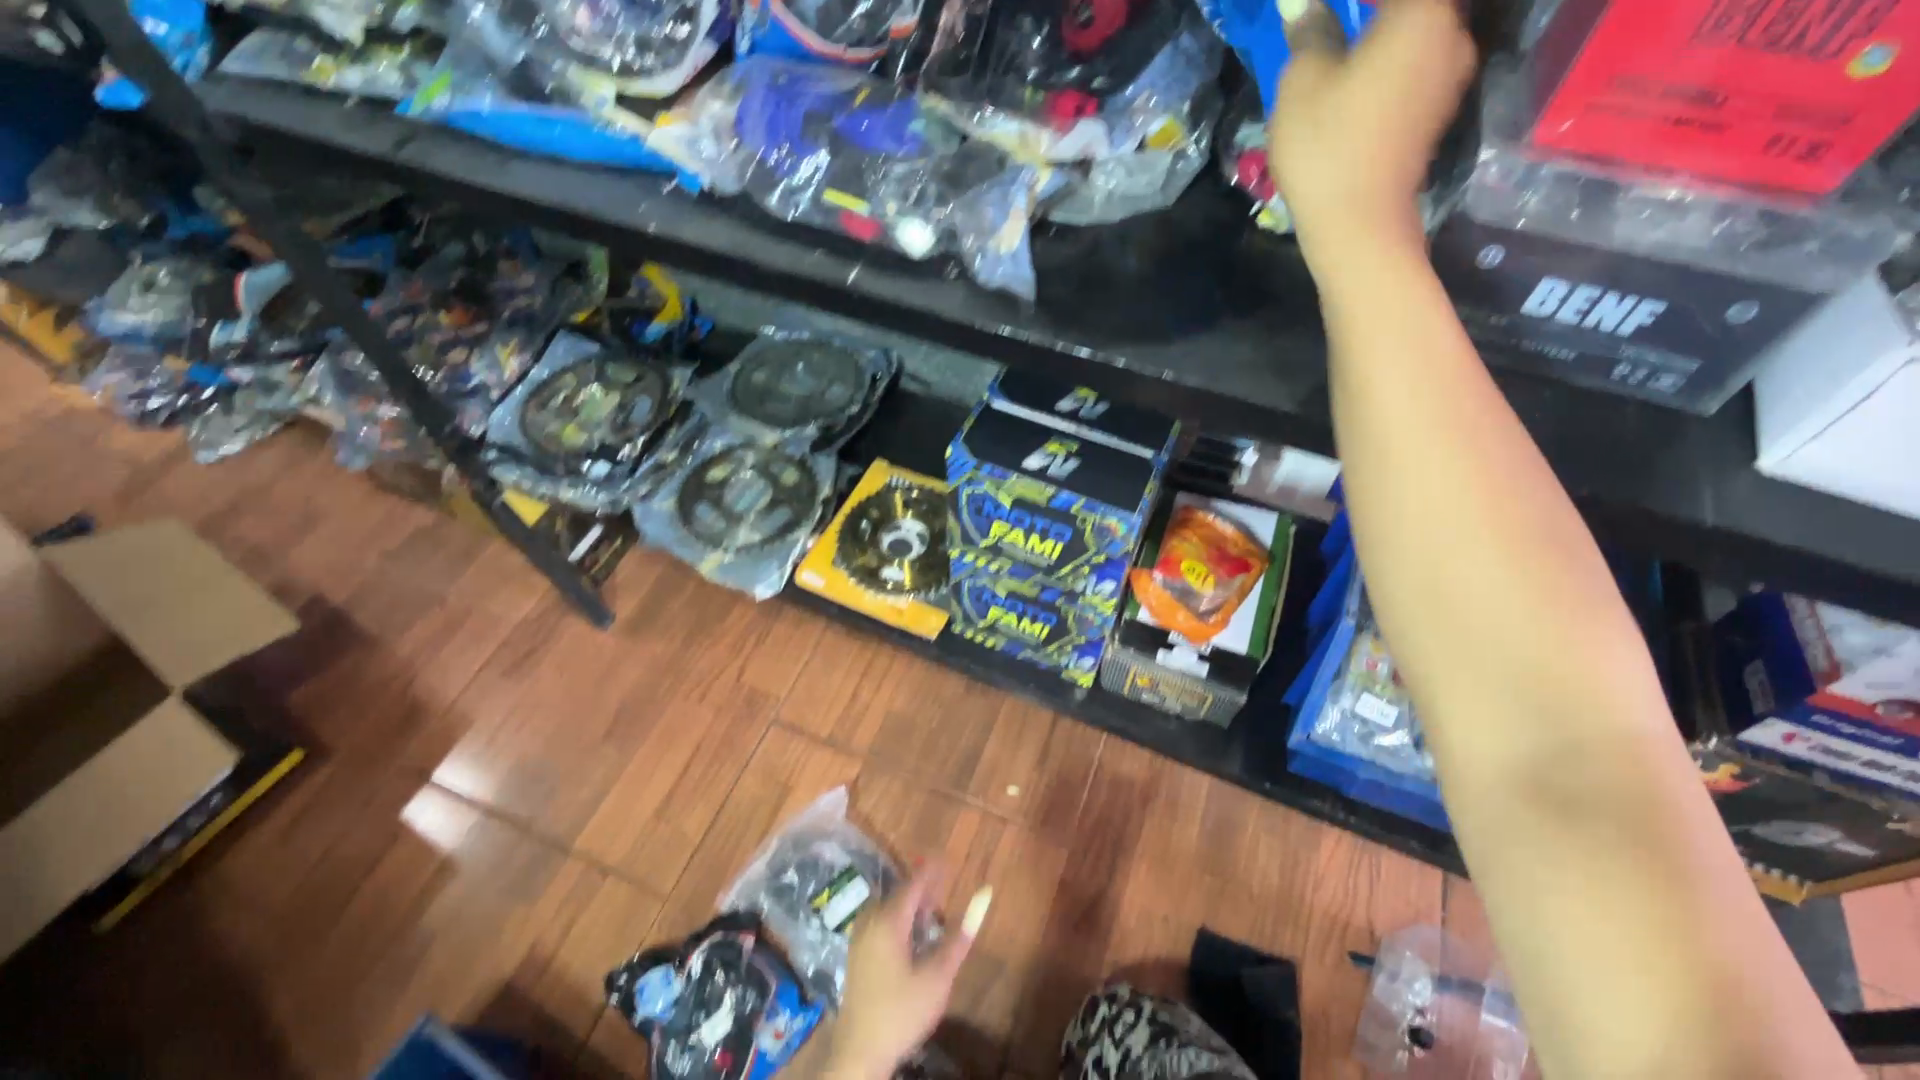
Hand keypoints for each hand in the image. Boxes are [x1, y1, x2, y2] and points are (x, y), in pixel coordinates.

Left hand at [823, 863, 989, 1079]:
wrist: (861, 1049)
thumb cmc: (902, 1011)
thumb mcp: (938, 977)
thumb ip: (959, 939)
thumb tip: (982, 902)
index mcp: (888, 923)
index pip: (913, 885)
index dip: (931, 871)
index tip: (947, 858)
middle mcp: (869, 924)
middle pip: (897, 895)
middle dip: (920, 888)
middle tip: (943, 888)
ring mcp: (859, 940)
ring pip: (885, 909)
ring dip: (908, 905)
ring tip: (930, 912)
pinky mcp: (856, 956)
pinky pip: (877, 923)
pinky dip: (896, 919)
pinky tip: (910, 936)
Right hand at [1267, 0, 1476, 251]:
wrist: (1358, 222)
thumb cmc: (1327, 145)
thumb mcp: (1302, 81)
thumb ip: (1311, 32)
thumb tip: (1308, 8)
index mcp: (1422, 14)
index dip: (1356, 2)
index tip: (1324, 12)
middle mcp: (1451, 37)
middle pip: (1412, 9)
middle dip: (1371, 13)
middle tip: (1329, 22)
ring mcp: (1450, 77)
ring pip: (1414, 35)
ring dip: (1380, 36)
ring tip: (1337, 47)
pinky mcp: (1437, 111)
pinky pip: (1414, 67)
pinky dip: (1388, 63)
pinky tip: (1353, 78)